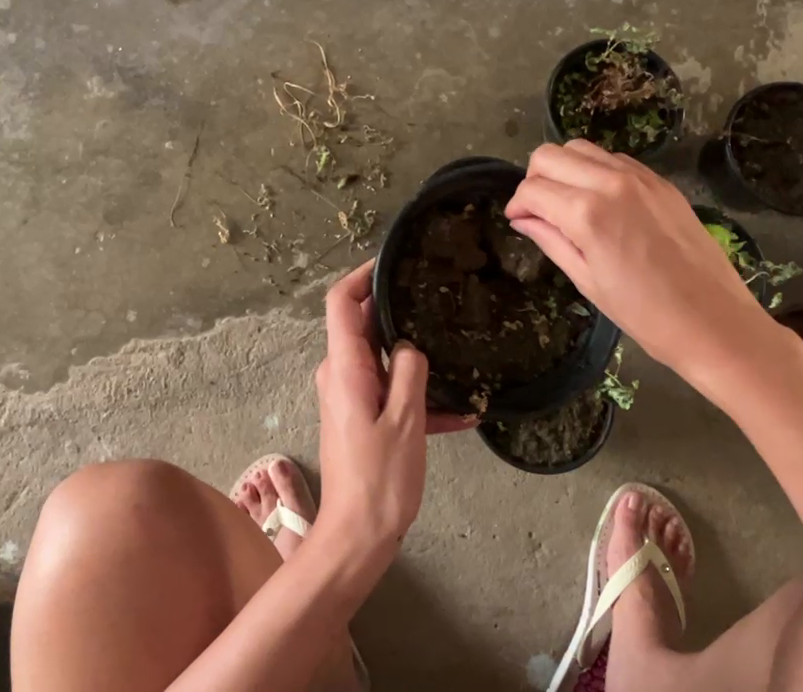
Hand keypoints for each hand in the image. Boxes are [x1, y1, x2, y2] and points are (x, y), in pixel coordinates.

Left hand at [313, 261, 472, 561]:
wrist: (357, 537)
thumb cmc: (380, 478)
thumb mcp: (405, 421)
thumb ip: (409, 372)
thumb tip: (408, 344)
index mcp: (344, 368)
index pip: (340, 303)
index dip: (361, 277)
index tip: (393, 264)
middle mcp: (340, 375)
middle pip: (363, 327)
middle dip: (398, 313)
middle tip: (438, 302)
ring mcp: (349, 397)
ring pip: (382, 361)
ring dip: (416, 361)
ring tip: (459, 356)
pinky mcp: (360, 419)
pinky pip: (389, 394)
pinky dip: (417, 398)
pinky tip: (462, 413)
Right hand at [503, 141, 799, 394]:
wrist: (716, 323)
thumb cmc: (645, 315)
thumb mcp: (587, 281)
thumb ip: (551, 240)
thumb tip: (522, 220)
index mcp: (587, 213)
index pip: (532, 189)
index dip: (517, 205)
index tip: (517, 221)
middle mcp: (610, 183)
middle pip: (550, 155)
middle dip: (534, 179)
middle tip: (539, 210)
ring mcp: (640, 178)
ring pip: (581, 148)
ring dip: (564, 169)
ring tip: (567, 203)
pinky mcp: (661, 182)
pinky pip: (614, 159)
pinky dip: (595, 171)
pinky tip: (600, 202)